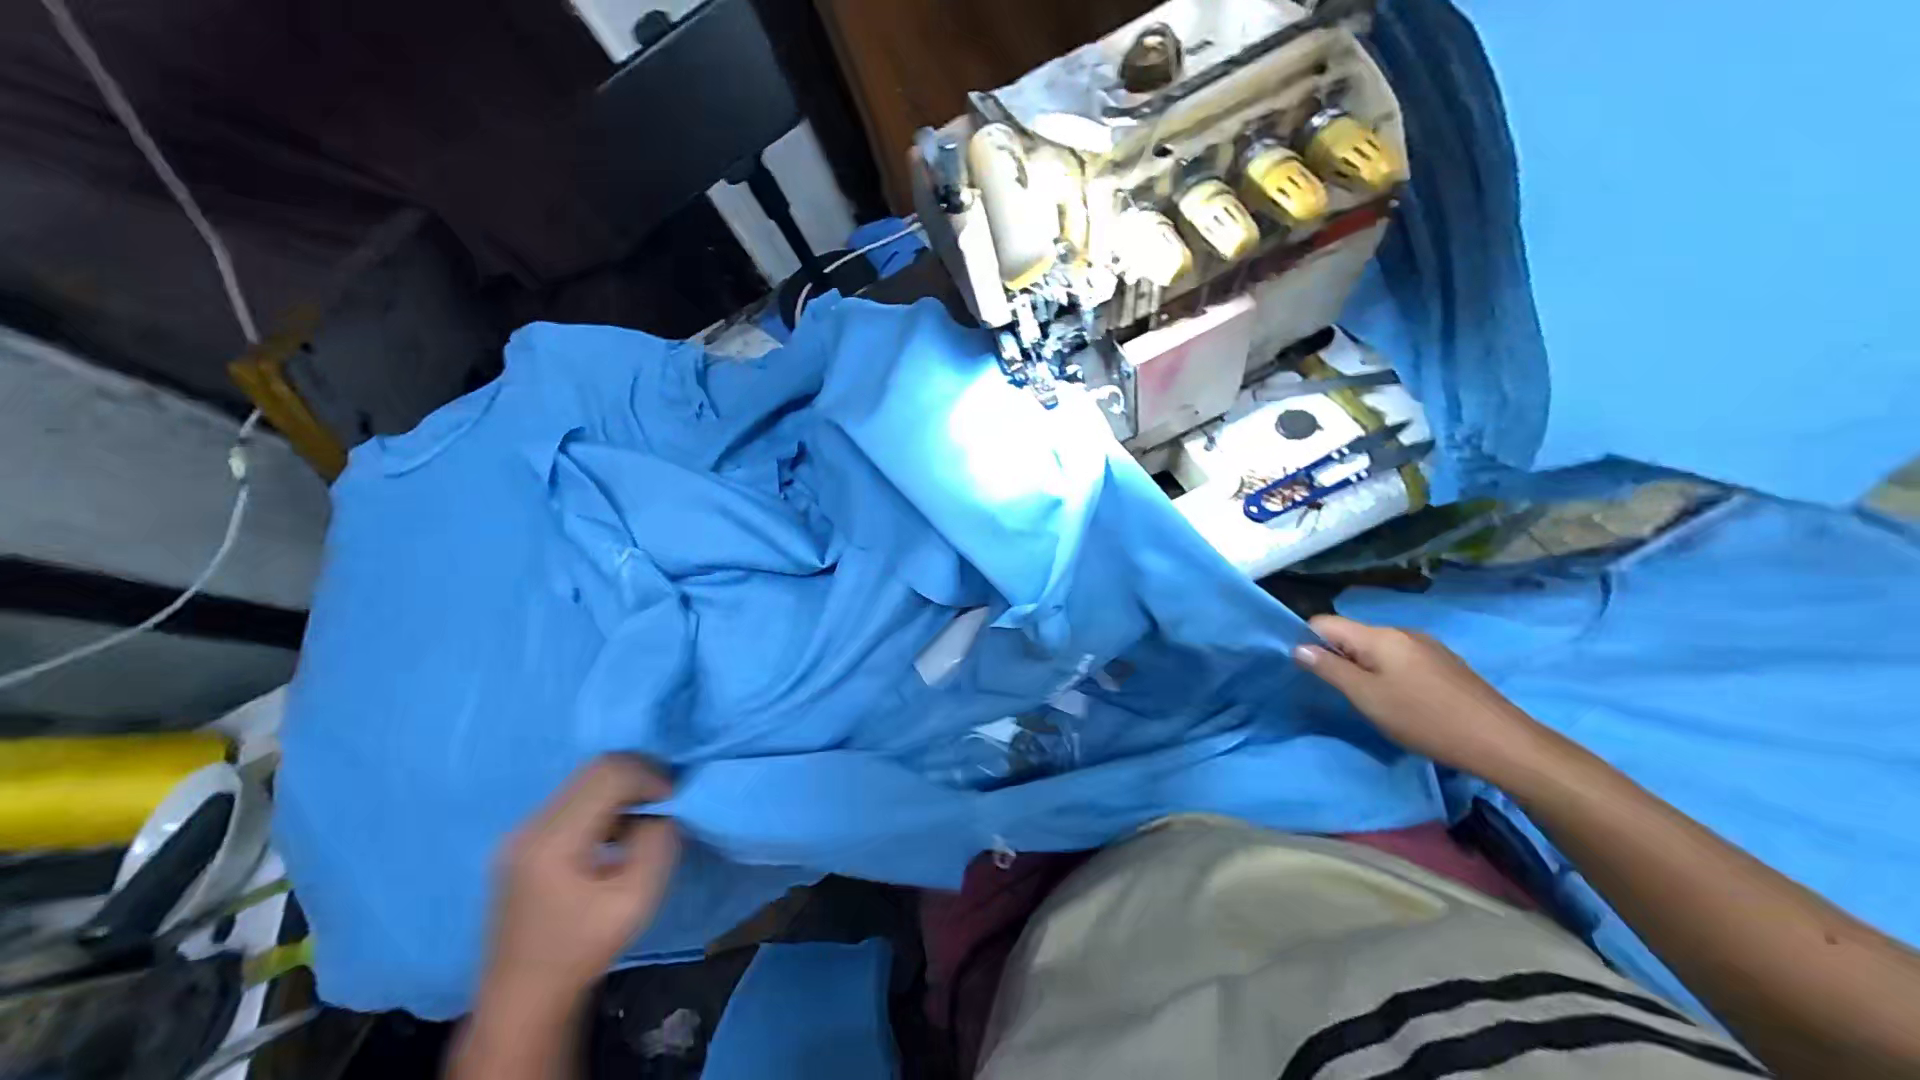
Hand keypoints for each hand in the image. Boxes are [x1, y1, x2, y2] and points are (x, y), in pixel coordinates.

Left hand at [482, 755, 679, 1006]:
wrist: (523, 999)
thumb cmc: (583, 951)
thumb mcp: (636, 901)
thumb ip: (658, 844)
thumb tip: (663, 812)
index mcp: (553, 840)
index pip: (609, 774)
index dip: (650, 777)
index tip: (675, 800)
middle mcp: (530, 826)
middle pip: (594, 769)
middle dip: (639, 776)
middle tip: (666, 801)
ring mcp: (522, 833)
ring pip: (583, 781)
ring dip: (622, 789)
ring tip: (646, 817)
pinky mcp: (523, 842)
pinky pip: (572, 800)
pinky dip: (604, 803)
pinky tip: (617, 833)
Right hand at [1293, 614, 1564, 784]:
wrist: (1502, 742)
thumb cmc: (1424, 719)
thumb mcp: (1367, 698)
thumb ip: (1330, 669)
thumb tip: (1298, 647)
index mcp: (1379, 636)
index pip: (1324, 622)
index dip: (1308, 641)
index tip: (1308, 672)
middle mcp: (1402, 632)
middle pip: (1351, 634)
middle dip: (1337, 656)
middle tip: (1338, 692)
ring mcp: (1427, 646)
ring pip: (1377, 648)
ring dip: (1363, 667)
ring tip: (1369, 700)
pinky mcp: (1445, 663)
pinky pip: (1400, 658)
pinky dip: (1388, 673)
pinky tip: (1401, 701)